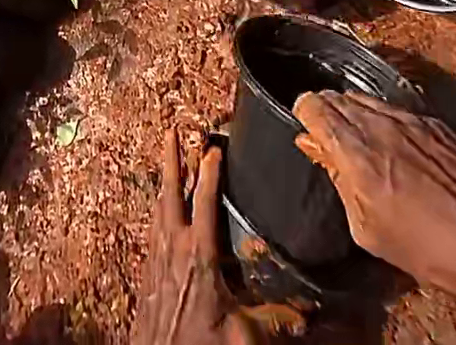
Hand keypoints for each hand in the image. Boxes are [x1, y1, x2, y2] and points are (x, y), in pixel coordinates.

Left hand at [130, 132, 261, 344]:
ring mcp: (157, 253)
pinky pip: (153, 224)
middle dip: (171, 159)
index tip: (214, 148)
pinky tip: (160, 205)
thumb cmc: (198, 343)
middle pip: (170, 191)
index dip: (210, 173)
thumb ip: (271, 317)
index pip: (204, 202)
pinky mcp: (149, 266)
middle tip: (171, 131)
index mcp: (198, 253)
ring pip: (159, 204)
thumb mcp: (239, 333)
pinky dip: (159, 204)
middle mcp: (173, 245)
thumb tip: (307, 312)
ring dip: (164, 178)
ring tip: (166, 157)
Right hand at [292, 91, 455, 301]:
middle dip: (325, 112)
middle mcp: (377, 124)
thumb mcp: (364, 225)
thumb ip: (335, 176)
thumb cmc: (421, 246)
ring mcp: (407, 119)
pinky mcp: (431, 122)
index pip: (312, 105)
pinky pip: (393, 108)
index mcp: (354, 150)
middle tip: (329, 138)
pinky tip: (393, 145)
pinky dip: (382, 119)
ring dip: (353, 113)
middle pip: (334, 96)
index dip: (304, 115)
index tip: (307, 131)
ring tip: (361, 140)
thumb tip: (313, 144)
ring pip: (362, 97)